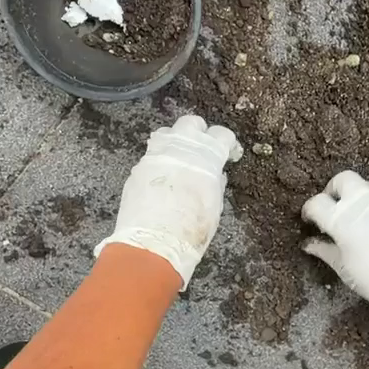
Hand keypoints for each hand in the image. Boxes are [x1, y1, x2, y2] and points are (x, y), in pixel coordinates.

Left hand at [96, 114, 241, 289]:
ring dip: (176, 141)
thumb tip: (215, 174)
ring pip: (166, 133)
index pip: (221, 135)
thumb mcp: (214, 206)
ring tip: (181, 158)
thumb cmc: (191, 231)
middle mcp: (179, 150)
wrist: (153, 244)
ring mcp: (155, 156)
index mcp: (205, 158)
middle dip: (200, 132)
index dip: (228, 143)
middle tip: (204, 148)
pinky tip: (165, 175)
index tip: (230, 153)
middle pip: (190, 123)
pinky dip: (161, 159)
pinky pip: (152, 153)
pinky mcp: (139, 168)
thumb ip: (215, 182)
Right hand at [301, 171, 368, 345]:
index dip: (310, 210)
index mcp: (344, 222)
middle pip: (344, 179)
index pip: (317, 202)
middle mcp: (366, 205)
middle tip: (335, 206)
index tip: (311, 219)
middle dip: (335, 189)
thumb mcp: (344, 269)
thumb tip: (308, 243)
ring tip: (361, 219)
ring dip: (360, 198)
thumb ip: (324, 250)